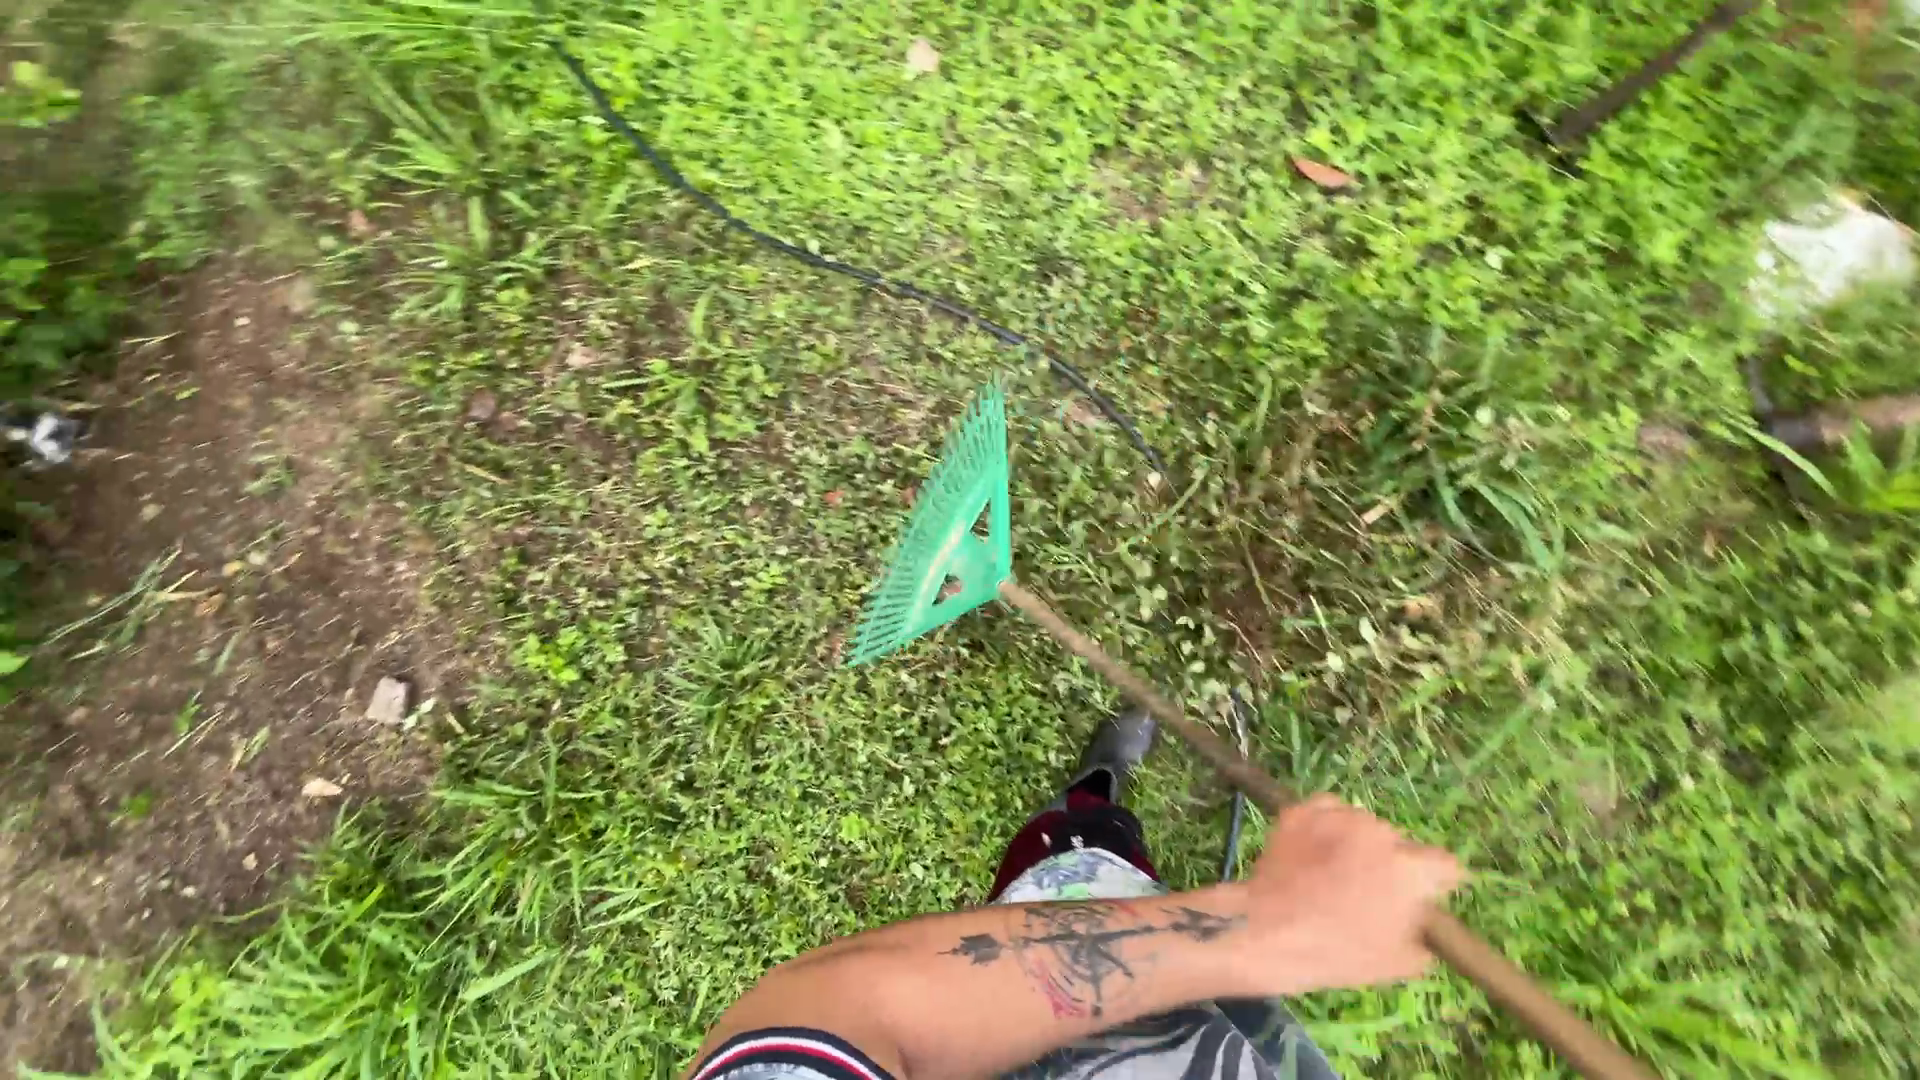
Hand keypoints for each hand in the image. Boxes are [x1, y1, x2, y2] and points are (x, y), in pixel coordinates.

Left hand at [1240, 794, 1463, 995]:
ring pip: (1362, 824)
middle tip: (1370, 887)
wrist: (1271, 929)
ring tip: (1336, 868)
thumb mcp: (1403, 959)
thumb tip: (1422, 914)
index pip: (1445, 865)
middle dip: (1392, 862)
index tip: (1423, 895)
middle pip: (1399, 843)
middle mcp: (1378, 831)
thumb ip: (1425, 930)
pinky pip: (1327, 811)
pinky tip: (1316, 848)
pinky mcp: (1301, 810)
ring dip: (1358, 841)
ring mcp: (1337, 816)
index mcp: (1411, 867)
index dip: (1436, 882)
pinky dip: (1326, 825)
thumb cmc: (1340, 951)